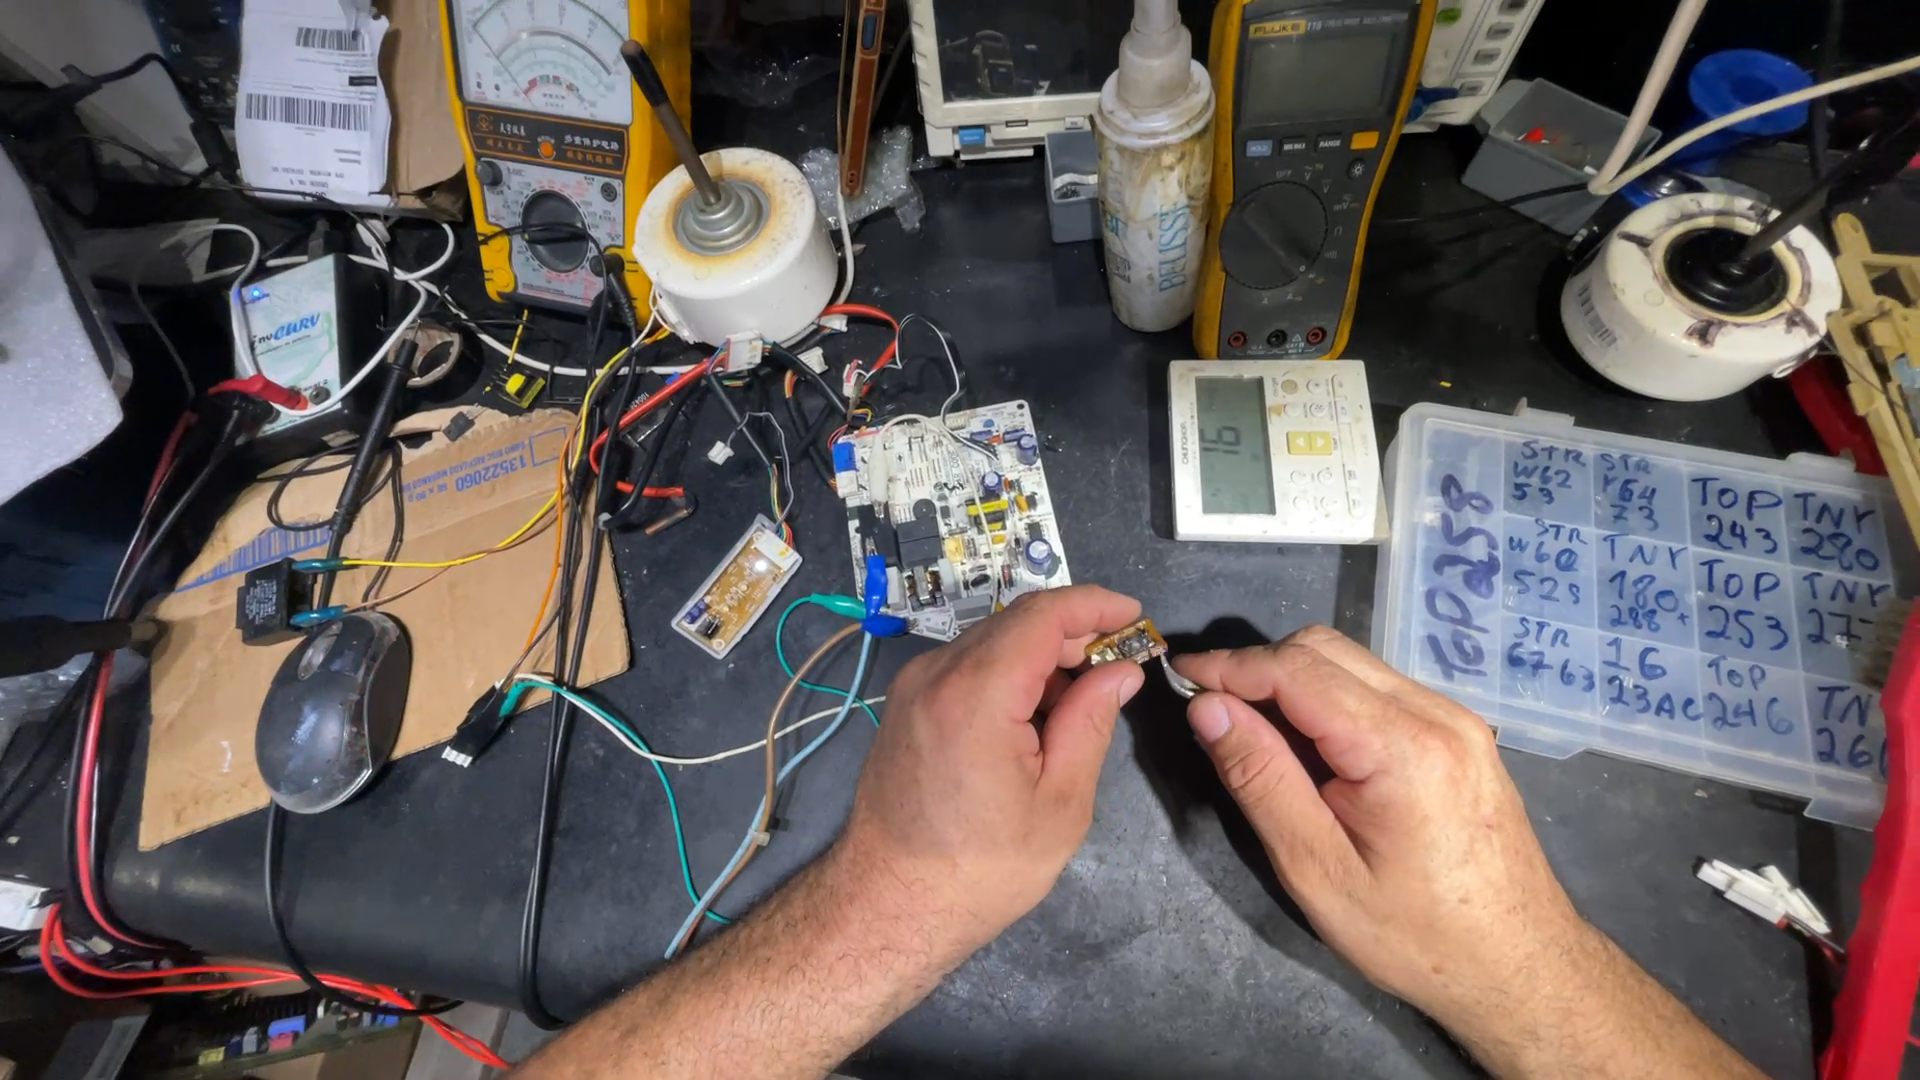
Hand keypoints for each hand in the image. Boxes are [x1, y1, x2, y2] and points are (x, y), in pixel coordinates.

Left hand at [829, 586, 1146, 964]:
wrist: (888, 903)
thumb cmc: (981, 868)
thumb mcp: (1059, 803)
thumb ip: (1092, 722)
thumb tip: (1121, 671)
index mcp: (975, 692)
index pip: (1042, 614)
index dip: (1094, 605)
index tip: (1134, 616)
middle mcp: (936, 671)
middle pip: (1016, 622)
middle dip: (1073, 634)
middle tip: (1117, 668)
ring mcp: (913, 682)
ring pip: (993, 640)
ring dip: (1042, 656)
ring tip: (1079, 703)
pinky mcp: (906, 699)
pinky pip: (968, 663)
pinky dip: (1009, 672)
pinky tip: (1033, 715)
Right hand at [1171, 626, 1592, 1035]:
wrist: (1522, 969)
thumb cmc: (1412, 933)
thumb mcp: (1315, 868)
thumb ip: (1258, 777)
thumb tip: (1205, 706)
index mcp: (1402, 747)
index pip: (1295, 670)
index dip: (1229, 666)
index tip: (1180, 673)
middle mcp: (1434, 712)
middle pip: (1320, 648)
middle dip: (1254, 665)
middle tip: (1211, 705)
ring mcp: (1451, 715)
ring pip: (1344, 658)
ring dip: (1285, 675)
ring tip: (1250, 723)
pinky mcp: (1454, 727)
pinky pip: (1369, 681)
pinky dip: (1319, 691)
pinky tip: (1303, 736)